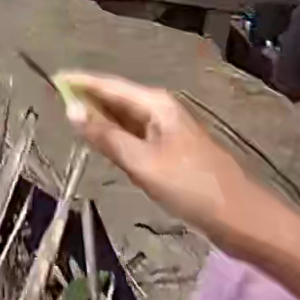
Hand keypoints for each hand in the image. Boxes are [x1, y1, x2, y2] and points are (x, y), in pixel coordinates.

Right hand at [56, 73, 286, 255]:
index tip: (53, 78)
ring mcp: (168, 130)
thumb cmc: (192, 187)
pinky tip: (103, 143)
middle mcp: (161, 110)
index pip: (108, 85)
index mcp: (155, 104)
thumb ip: (104, 135)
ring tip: (71, 119)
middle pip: (116, 98)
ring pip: (124, 117)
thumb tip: (71, 109)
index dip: (80, 82)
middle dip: (88, 98)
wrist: (245, 222)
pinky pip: (134, 134)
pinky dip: (115, 135)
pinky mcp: (171, 150)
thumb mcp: (141, 163)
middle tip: (55, 100)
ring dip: (101, 118)